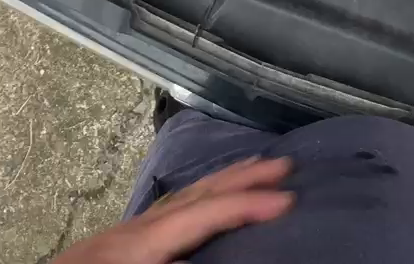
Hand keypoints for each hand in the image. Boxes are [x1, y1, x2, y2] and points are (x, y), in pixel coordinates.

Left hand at [49, 156, 294, 263]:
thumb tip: (215, 250)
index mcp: (141, 244)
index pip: (203, 215)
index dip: (245, 204)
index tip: (288, 197)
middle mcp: (139, 228)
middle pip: (198, 194)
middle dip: (242, 177)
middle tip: (284, 162)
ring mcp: (130, 232)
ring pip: (185, 196)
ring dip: (224, 181)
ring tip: (256, 168)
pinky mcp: (125, 243)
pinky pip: (174, 209)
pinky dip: (202, 197)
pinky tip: (209, 201)